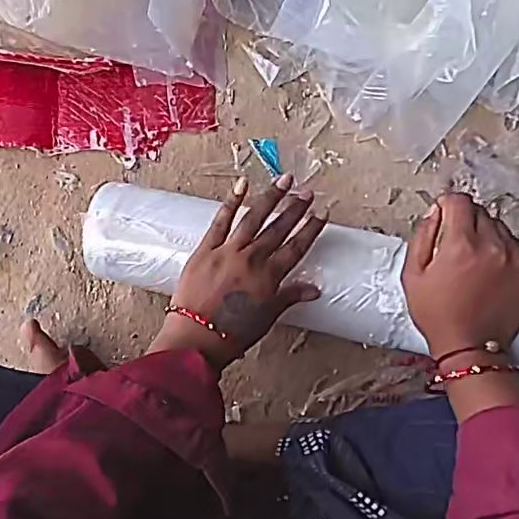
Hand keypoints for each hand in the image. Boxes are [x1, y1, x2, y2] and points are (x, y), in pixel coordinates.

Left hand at [147, 175, 327, 370]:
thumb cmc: (232, 335)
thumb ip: (288, 298)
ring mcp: (228, 252)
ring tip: (285, 180)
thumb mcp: (266, 318)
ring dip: (271, 197)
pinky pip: (221, 221)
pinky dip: (232, 202)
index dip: (311, 230)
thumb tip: (314, 290)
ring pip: (254, 218)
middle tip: (307, 193)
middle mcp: (252, 259)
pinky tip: (242, 185)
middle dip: (295, 209)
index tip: (321, 214)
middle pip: (279, 228)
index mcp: (270, 277)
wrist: (197, 338)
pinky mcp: (205, 250)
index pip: (296, 247)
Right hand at [403, 192, 518, 358]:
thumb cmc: (438, 315)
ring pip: (498, 227)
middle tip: (452, 246)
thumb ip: (421, 237)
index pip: (459, 201)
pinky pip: (515, 246)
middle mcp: (492, 245)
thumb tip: (434, 213)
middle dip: (464, 222)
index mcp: (460, 244)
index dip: (446, 204)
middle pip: (479, 212)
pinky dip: (501, 251)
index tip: (443, 213)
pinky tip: (487, 272)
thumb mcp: (412, 276)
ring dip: (484, 236)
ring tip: (471, 263)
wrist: (470, 346)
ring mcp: (515, 257)